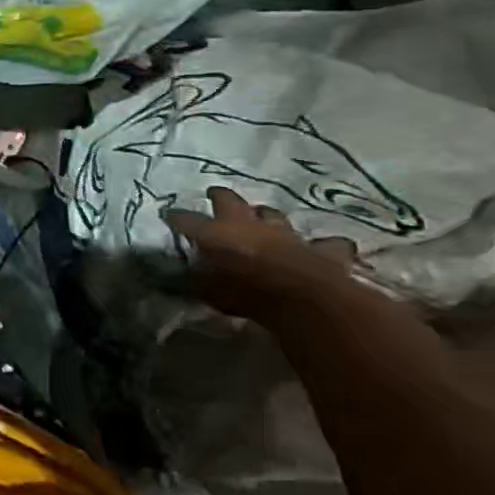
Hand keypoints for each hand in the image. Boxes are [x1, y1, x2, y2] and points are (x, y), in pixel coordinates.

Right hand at [164, 187, 359, 323]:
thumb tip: (188, 270)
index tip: (169, 215)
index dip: (178, 218)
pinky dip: (325, 247)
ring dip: (268, 218)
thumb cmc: (246, 293)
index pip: (188, 220)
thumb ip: (199, 277)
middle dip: (221, 198)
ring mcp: (286, 233)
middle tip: (216, 196)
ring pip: (274, 215)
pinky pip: (325, 245)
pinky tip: (325, 249)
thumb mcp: (210, 291)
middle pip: (230, 201)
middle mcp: (248, 224)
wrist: (301, 298)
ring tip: (266, 220)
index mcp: (217, 232)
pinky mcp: (319, 249)